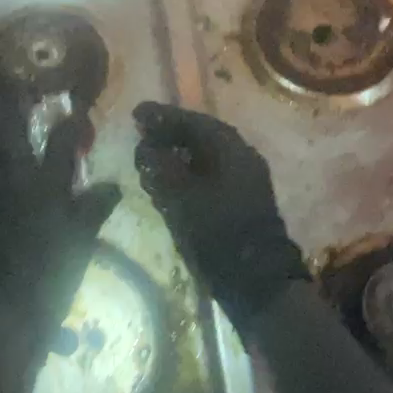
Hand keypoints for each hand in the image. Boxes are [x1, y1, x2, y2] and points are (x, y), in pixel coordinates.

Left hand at [0, 101, 121, 323]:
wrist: (2, 309)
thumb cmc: (49, 278)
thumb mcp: (81, 244)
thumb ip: (93, 210)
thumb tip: (113, 187)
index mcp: (50, 186)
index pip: (62, 143)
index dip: (70, 123)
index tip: (74, 108)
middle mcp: (16, 178)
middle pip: (13, 130)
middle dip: (14, 103)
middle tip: (12, 81)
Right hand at [132, 101, 309, 330]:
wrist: (256, 278)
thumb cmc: (215, 230)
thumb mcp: (178, 195)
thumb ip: (158, 166)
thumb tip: (146, 147)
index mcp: (229, 146)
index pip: (190, 120)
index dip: (161, 116)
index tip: (136, 114)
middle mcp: (240, 154)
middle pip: (200, 134)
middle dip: (169, 133)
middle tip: (142, 134)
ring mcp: (246, 177)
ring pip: (206, 154)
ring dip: (178, 153)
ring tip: (151, 158)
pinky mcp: (244, 198)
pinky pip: (211, 172)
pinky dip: (189, 170)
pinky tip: (170, 180)